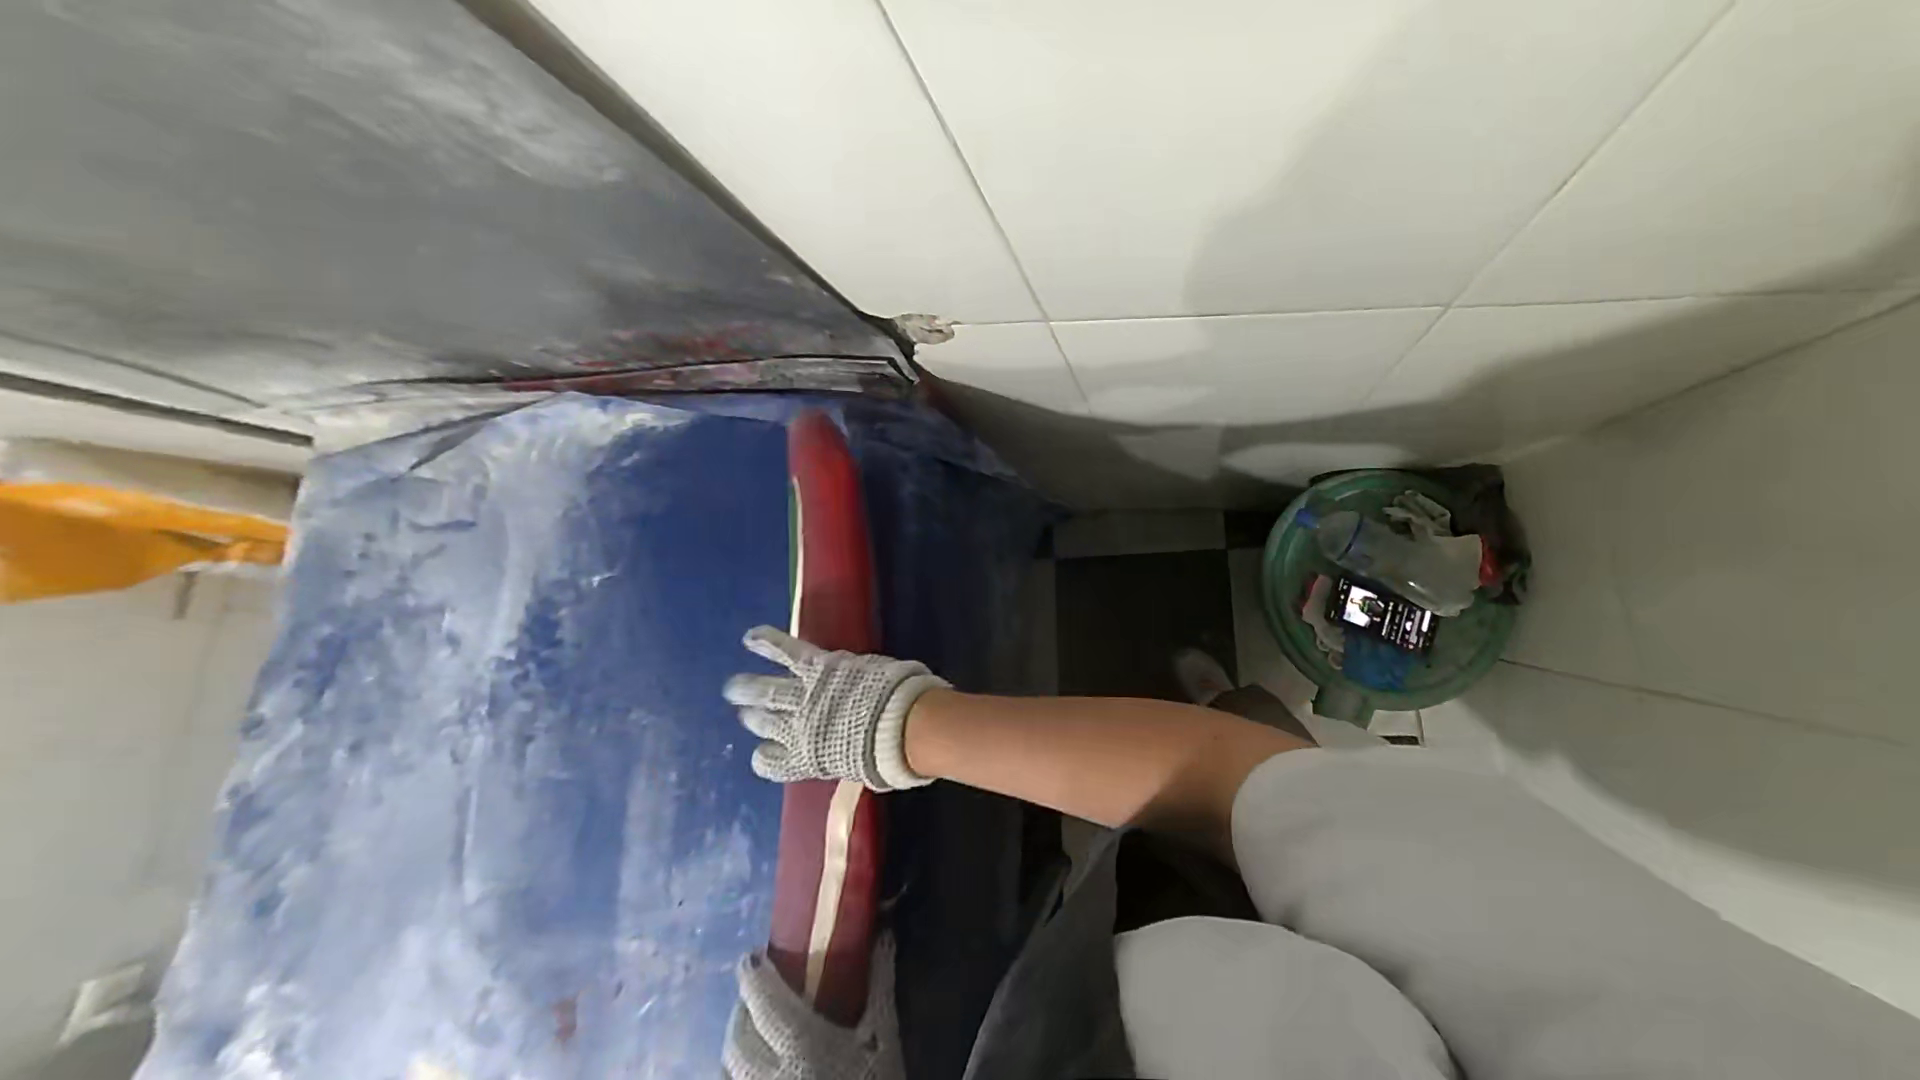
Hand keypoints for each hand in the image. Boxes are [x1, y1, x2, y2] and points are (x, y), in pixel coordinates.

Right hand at [722, 626, 947, 789]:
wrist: (899, 725)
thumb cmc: (890, 755)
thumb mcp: (866, 771)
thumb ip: (850, 763)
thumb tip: (859, 761)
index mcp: (807, 760)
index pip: (773, 764)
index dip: (767, 758)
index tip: (765, 752)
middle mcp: (797, 730)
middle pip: (765, 724)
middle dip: (753, 718)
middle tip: (746, 715)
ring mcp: (805, 697)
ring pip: (767, 691)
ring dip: (747, 687)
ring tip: (733, 687)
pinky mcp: (817, 668)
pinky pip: (786, 652)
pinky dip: (768, 642)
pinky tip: (751, 637)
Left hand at [723, 936, 905, 1079]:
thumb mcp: (883, 1034)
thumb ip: (879, 982)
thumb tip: (884, 932)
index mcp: (798, 1044)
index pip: (761, 1000)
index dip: (751, 975)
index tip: (751, 958)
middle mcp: (769, 1075)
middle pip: (737, 1037)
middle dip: (742, 1011)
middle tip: (756, 996)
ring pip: (728, 1072)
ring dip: (736, 1049)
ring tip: (751, 1035)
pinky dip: (739, 1078)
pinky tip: (755, 1073)